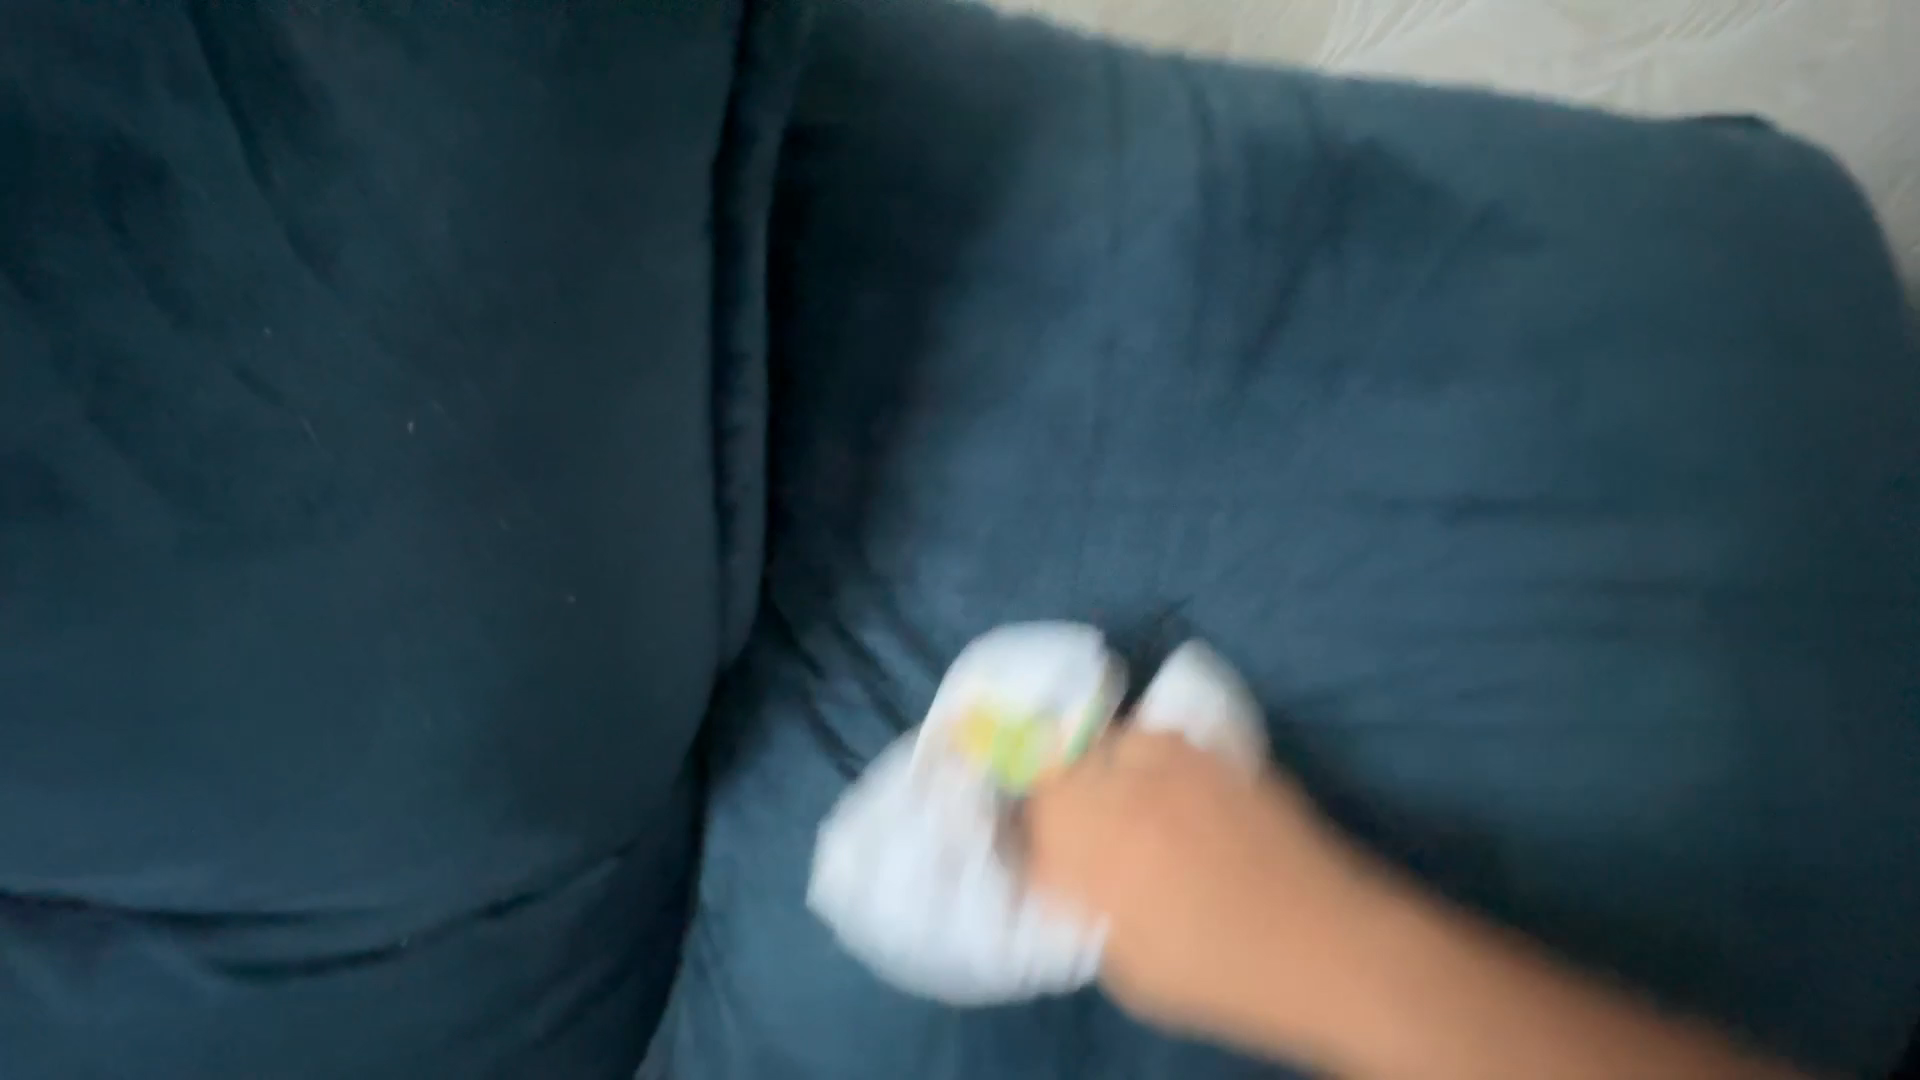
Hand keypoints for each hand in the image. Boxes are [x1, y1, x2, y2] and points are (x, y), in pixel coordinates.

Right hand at [1019, 729, 1377, 1043]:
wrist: (1331, 946)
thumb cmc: (1225, 973)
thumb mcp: (1133, 969)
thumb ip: (1087, 910)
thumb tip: (1062, 876)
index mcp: (1105, 848)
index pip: (1036, 810)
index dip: (1032, 828)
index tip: (1042, 851)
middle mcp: (1135, 791)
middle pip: (1062, 764)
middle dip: (1057, 793)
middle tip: (1073, 824)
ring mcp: (1181, 766)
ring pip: (1112, 738)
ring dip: (1101, 765)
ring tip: (1117, 796)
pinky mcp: (1218, 756)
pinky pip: (1162, 737)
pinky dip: (1148, 757)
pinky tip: (1165, 788)